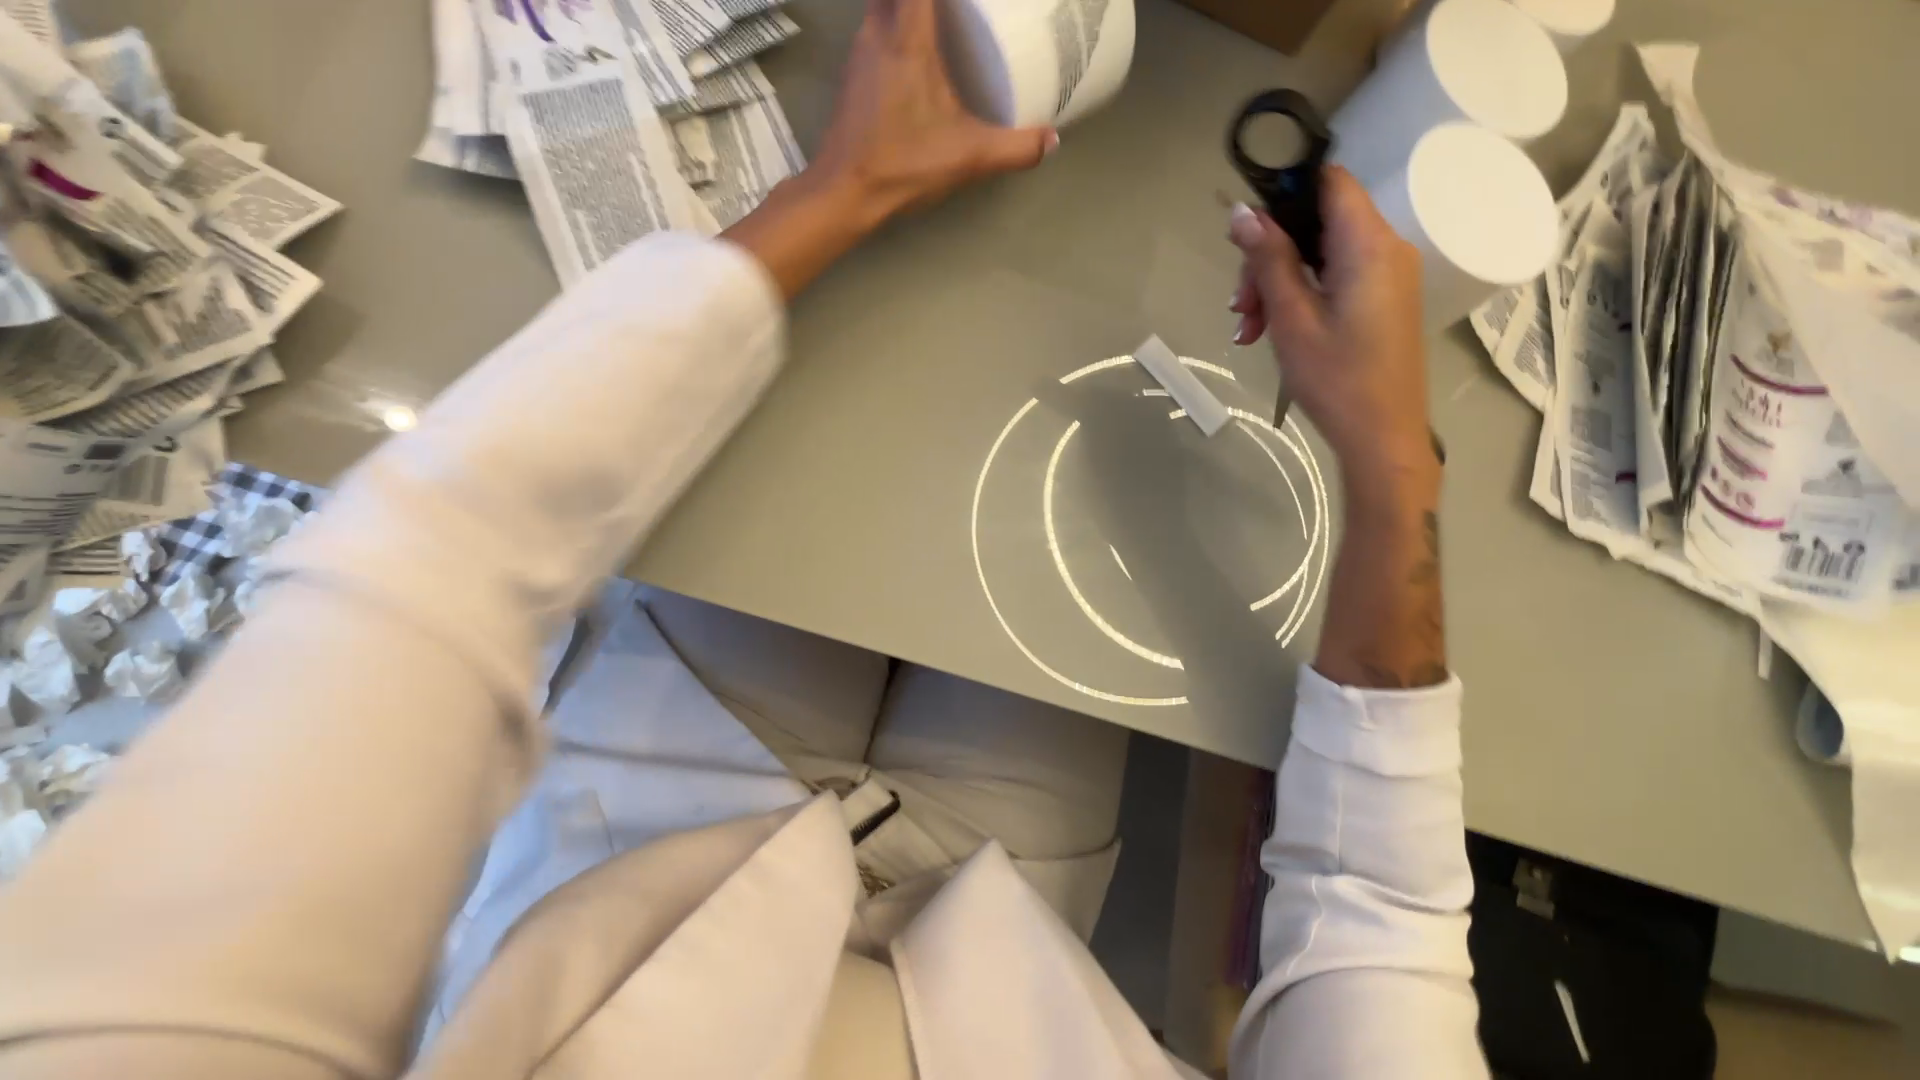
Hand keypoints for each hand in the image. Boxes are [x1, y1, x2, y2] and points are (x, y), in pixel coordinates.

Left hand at [813, 0, 1057, 224]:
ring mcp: (860, 52)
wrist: (845, 193)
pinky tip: (919, 47)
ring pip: (882, 3)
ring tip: (946, 14)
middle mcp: (878, 32)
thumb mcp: (969, 156)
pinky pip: (875, 25)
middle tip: (962, 7)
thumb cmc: (904, 165)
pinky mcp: (853, 74)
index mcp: (907, 38)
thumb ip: (1015, 148)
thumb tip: (1052, 140)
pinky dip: (895, 20)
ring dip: (909, 3)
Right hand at [1227, 168, 1436, 499]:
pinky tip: (1271, 332)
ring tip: (1249, 329)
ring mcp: (1388, 276)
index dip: (1284, 193)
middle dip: (1269, 256)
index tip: (1246, 231)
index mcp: (1369, 244)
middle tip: (1240, 305)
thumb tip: (1242, 212)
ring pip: (1320, 255)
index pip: (1329, 181)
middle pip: (1317, 224)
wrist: (1383, 437)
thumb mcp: (1292, 317)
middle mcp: (1387, 248)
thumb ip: (1268, 259)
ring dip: (1277, 283)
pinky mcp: (1383, 301)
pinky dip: (1300, 297)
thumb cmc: (1336, 378)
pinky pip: (1335, 279)